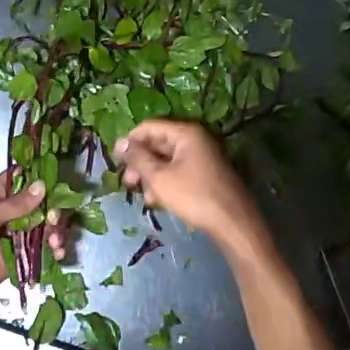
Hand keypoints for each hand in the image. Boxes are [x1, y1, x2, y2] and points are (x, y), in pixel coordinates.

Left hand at [0, 176, 61, 318]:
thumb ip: (15, 204)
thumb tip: (42, 185)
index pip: (21, 178)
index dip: (39, 178)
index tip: (59, 182)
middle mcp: (8, 211)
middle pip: (39, 202)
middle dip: (53, 209)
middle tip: (54, 221)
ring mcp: (16, 234)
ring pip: (45, 224)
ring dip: (56, 231)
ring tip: (56, 244)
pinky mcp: (21, 255)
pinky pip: (43, 246)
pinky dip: (54, 248)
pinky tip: (58, 254)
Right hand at [114, 120, 263, 248]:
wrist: (233, 223)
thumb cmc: (194, 196)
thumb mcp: (159, 177)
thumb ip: (138, 158)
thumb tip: (120, 143)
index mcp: (185, 133)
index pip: (148, 127)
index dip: (130, 142)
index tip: (116, 162)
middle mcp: (195, 139)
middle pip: (157, 143)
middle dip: (140, 162)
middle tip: (128, 182)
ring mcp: (202, 156)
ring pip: (167, 160)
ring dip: (151, 175)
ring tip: (144, 195)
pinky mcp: (206, 173)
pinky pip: (179, 171)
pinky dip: (166, 182)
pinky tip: (158, 200)